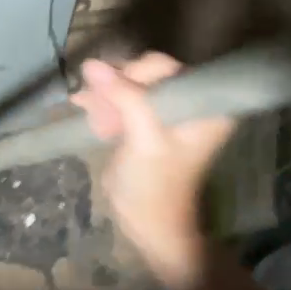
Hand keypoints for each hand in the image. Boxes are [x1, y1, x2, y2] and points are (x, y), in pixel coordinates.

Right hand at [71, 53, 235, 289]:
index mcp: (204, 107)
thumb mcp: (144, 140)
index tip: (114, 92)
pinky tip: (86, 111)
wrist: (147, 225)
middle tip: (98, 106)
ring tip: (90, 113)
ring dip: (104, 93)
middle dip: (117, 85)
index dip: (138, 74)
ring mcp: (163, 112)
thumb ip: (126, 98)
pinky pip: (118, 96)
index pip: (169, 68)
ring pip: (127, 82)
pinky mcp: (142, 120)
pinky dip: (101, 100)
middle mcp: (187, 103)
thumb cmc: (155, 186)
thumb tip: (92, 64)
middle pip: (145, 71)